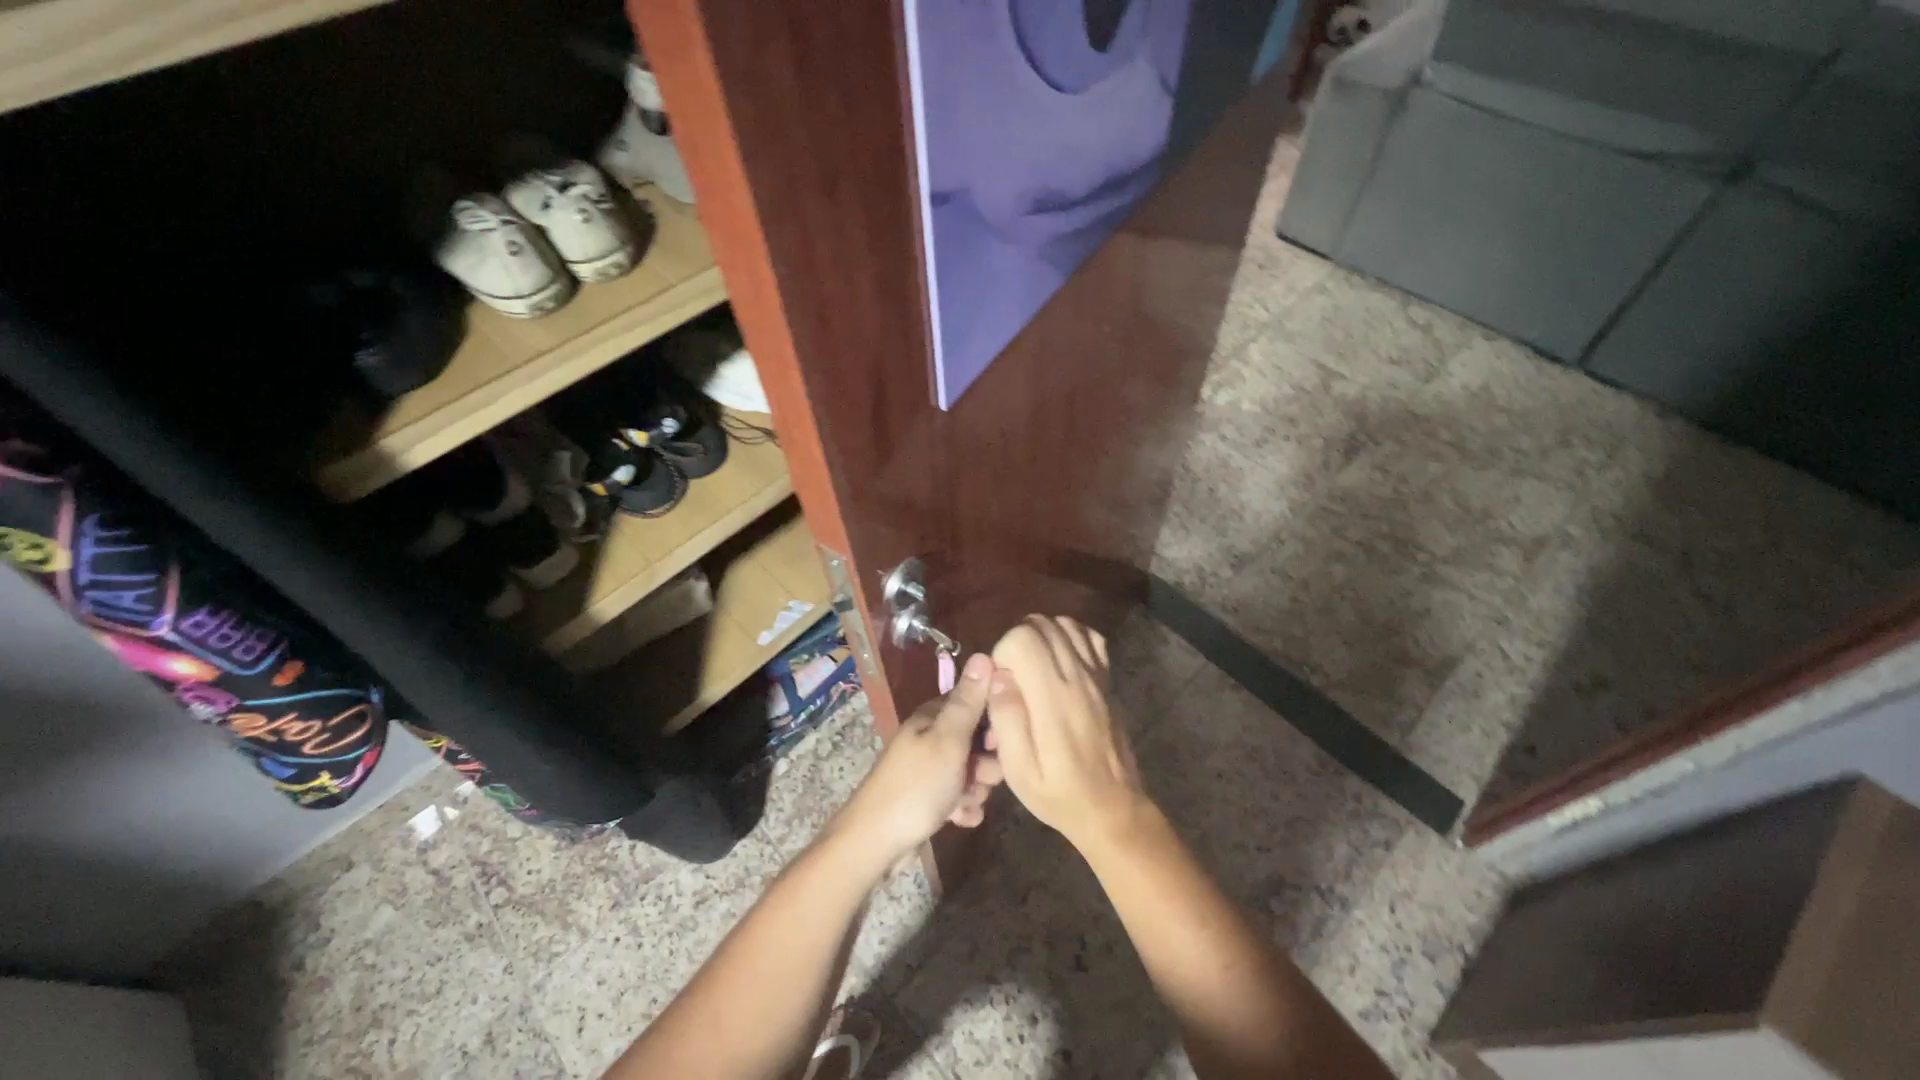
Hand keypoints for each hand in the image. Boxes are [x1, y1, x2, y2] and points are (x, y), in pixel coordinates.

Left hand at [834, 652, 1004, 859]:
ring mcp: (930, 769)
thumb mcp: (947, 740)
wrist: (876, 842)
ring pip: (973, 772)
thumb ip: (968, 701)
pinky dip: (963, 808)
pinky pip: (961, 797)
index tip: (996, 742)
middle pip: (978, 741)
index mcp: (933, 717)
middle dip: (986, 763)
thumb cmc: (915, 786)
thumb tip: (985, 655)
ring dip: (976, 789)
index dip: (993, 721)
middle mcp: (931, 738)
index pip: (976, 703)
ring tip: (963, 801)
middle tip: (978, 776)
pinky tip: (958, 818)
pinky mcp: (930, 798)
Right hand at [987, 615, 1150, 852]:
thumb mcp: (1019, 771)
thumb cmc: (1059, 794)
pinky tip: (1058, 662)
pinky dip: (1069, 637)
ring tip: (1032, 668)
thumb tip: (998, 676)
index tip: (1001, 684)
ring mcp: (1097, 676)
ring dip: (1041, 636)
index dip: (1002, 652)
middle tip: (1012, 677)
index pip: (1022, 638)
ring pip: (1066, 624)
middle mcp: (1078, 678)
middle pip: (1042, 624)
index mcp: (1053, 699)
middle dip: (1017, 640)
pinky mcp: (1107, 681)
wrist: (1113, 808)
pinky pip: (1090, 638)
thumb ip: (1007, 720)